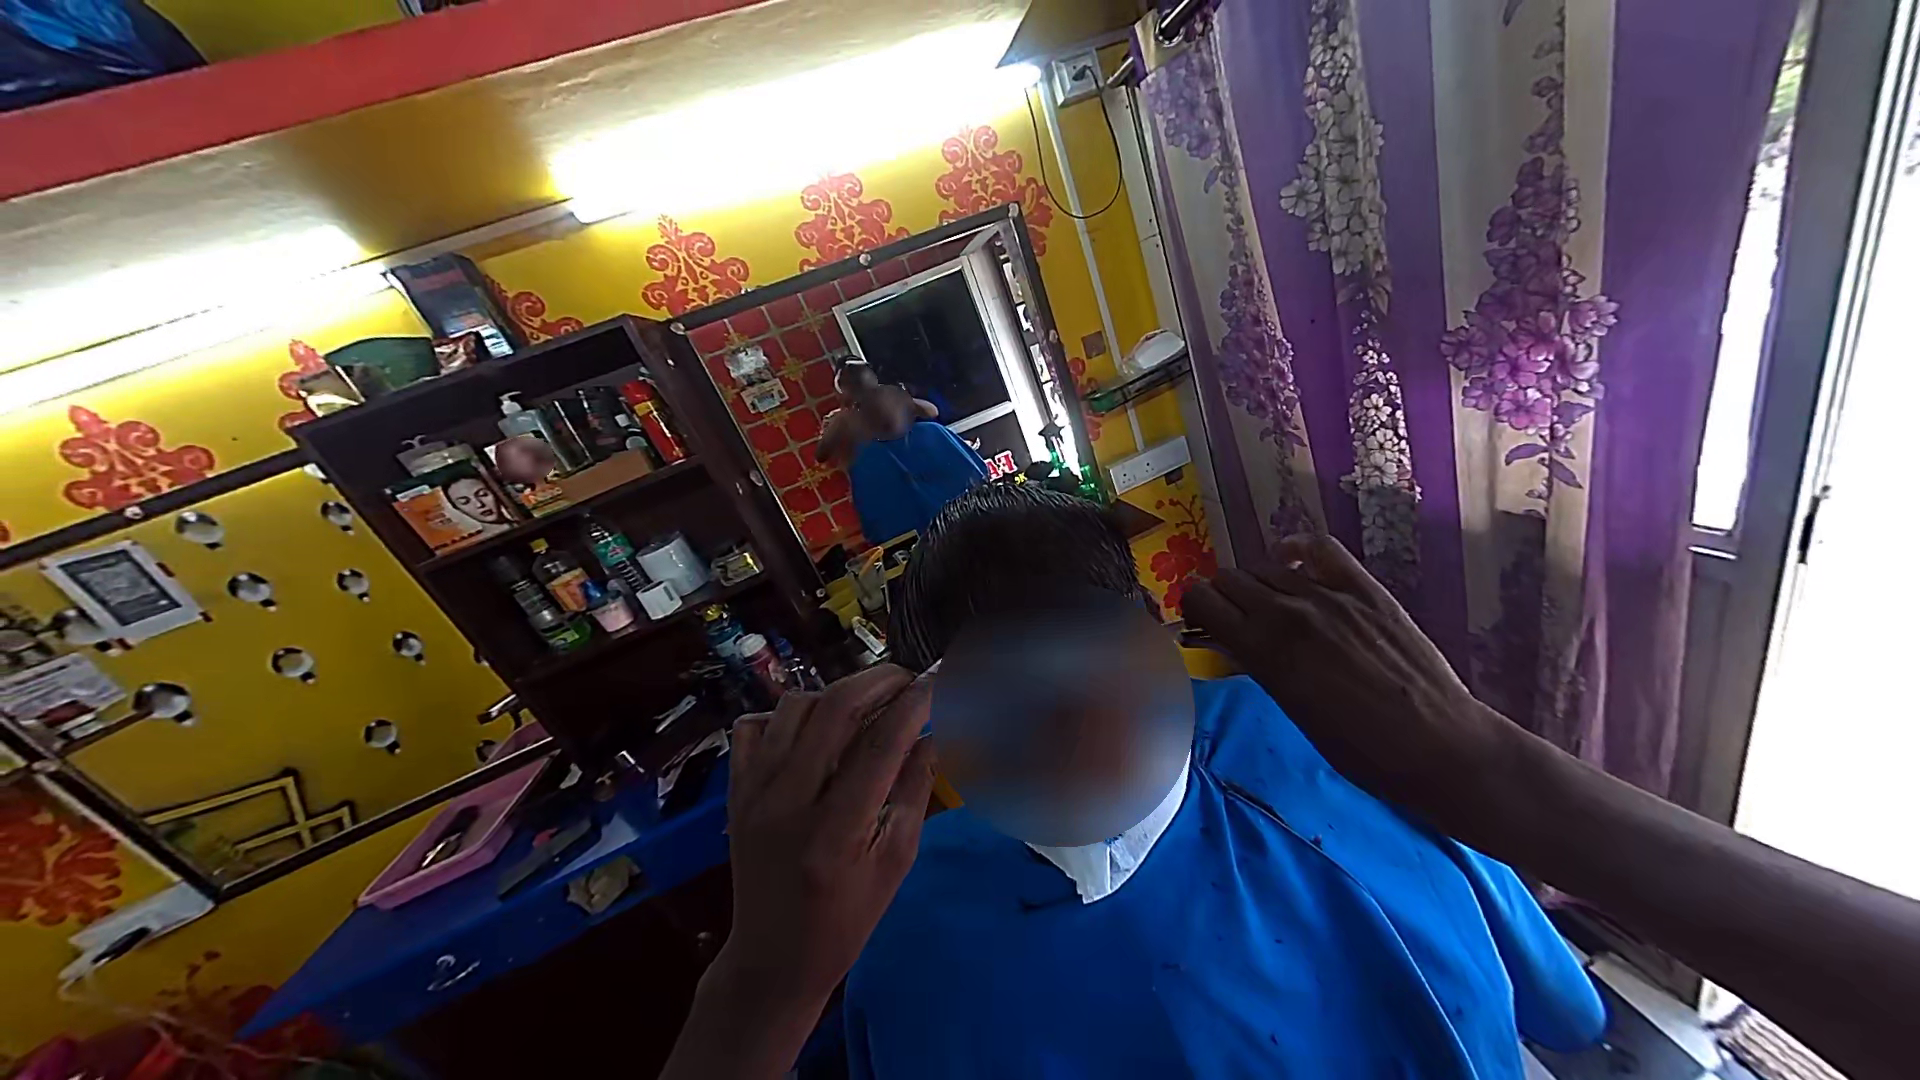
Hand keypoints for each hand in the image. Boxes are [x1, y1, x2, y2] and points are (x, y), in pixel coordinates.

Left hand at [719, 664, 936, 1001]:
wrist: (772, 957)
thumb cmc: (846, 917)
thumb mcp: (896, 861)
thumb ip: (916, 788)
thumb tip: (935, 731)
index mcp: (836, 831)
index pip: (882, 743)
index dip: (915, 703)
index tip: (937, 679)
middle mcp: (788, 801)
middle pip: (835, 709)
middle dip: (880, 680)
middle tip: (907, 678)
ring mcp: (754, 791)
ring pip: (795, 706)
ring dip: (838, 693)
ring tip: (865, 705)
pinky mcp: (735, 789)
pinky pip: (755, 725)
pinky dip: (786, 714)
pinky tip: (811, 730)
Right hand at [1182, 533, 1519, 824]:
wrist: (1437, 746)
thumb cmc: (1354, 746)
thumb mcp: (1286, 705)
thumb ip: (1252, 662)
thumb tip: (1227, 638)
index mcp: (1261, 648)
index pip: (1201, 599)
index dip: (1194, 607)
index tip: (1202, 621)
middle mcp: (1286, 612)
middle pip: (1228, 578)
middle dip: (1222, 596)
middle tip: (1235, 618)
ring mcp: (1328, 595)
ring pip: (1264, 565)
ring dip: (1256, 582)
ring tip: (1270, 603)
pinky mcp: (1363, 588)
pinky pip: (1317, 547)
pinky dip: (1296, 551)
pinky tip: (1293, 566)